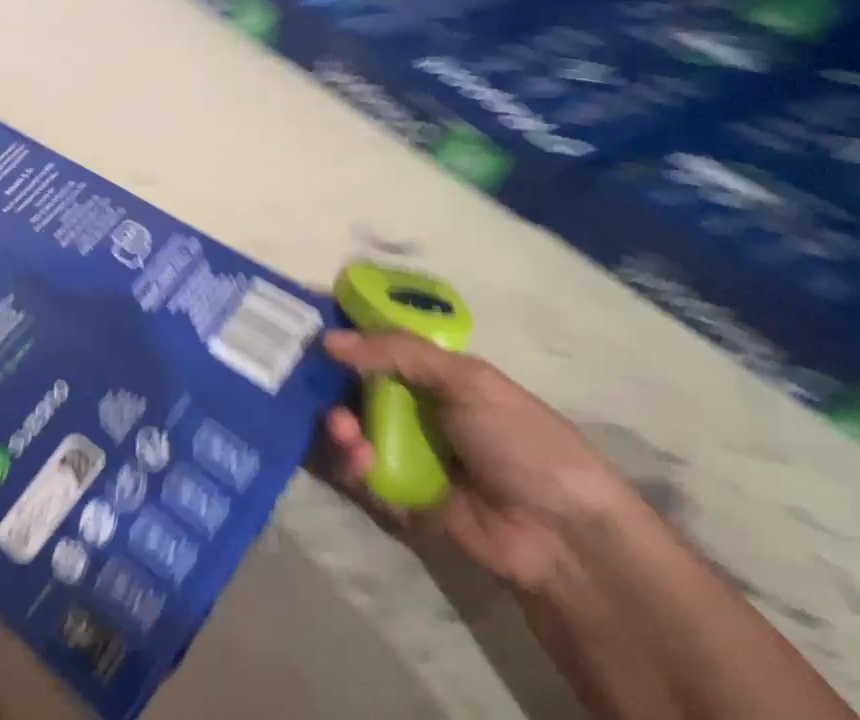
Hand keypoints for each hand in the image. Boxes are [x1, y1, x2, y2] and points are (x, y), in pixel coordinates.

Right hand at [319, 330, 637, 590]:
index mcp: (435, 379)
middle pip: (350, 389)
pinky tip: (362, 462)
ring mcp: (402, 453)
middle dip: (330, 386)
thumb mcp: (469, 381)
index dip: (343, 340)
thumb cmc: (522, 442)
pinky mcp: (392, 494)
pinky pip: (353, 472)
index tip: (306, 332)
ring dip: (337, 427)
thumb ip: (398, 352)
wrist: (559, 533)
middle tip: (317, 389)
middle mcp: (413, 411)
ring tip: (346, 432)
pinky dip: (349, 463)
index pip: (377, 349)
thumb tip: (328, 338)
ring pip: (346, 430)